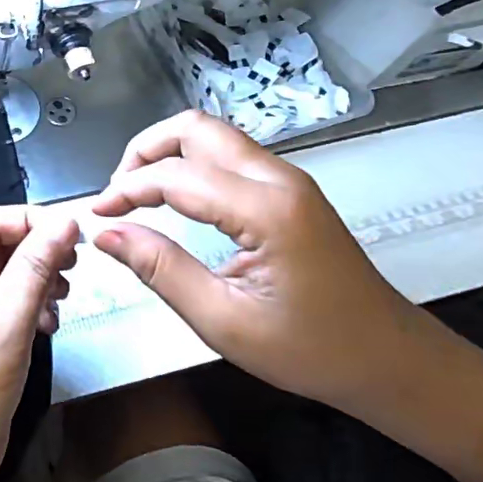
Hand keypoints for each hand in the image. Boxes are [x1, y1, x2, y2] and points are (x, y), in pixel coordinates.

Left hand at [0, 206, 78, 481]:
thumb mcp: (3, 324)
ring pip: (6, 272)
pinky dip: (31, 306)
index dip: (35, 222)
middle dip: (39, 254)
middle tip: (76, 268)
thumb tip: (67, 220)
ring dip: (39, 280)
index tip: (78, 233)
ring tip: (64, 297)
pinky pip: (5, 301)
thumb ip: (36, 265)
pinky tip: (50, 322)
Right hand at [89, 111, 432, 413]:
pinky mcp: (290, 187)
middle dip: (146, 148)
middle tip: (116, 191)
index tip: (98, 213)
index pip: (179, 175)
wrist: (384, 354)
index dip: (129, 188)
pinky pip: (232, 156)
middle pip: (197, 127)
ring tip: (137, 193)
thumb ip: (162, 271)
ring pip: (215, 135)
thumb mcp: (226, 323)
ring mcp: (288, 178)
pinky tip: (175, 196)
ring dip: (170, 152)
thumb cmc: (313, 349)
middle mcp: (279, 178)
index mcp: (267, 209)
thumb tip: (110, 235)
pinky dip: (194, 164)